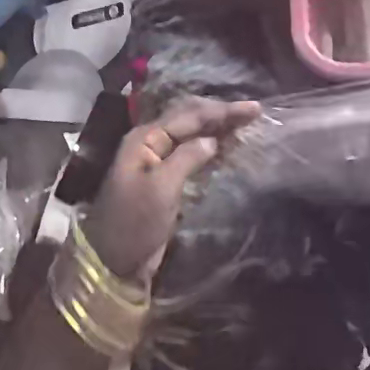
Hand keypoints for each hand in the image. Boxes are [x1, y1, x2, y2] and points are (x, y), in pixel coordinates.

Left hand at [81, 98, 261, 282]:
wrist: (114, 260)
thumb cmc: (135, 222)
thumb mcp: (162, 188)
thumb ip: (187, 157)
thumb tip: (213, 139)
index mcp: (145, 138)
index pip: (189, 115)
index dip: (222, 110)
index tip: (254, 108)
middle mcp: (150, 142)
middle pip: (190, 120)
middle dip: (221, 114)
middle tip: (254, 111)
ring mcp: (156, 160)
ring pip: (191, 135)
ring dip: (217, 128)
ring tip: (245, 124)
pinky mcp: (164, 179)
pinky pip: (190, 153)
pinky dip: (210, 147)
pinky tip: (226, 146)